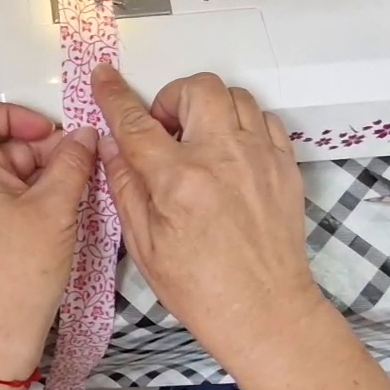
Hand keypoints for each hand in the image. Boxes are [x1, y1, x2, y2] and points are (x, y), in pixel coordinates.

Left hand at [0, 103, 99, 375]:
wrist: (5, 326)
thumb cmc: (22, 264)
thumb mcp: (54, 206)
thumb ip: (71, 162)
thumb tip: (85, 135)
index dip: (14, 115)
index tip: (49, 133)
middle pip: (3, 143)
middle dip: (43, 147)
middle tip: (81, 161)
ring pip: (15, 170)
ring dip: (49, 171)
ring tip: (83, 182)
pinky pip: (18, 194)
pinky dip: (43, 192)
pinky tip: (72, 201)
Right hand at [92, 65, 328, 370]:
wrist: (266, 312)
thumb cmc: (199, 288)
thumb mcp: (144, 245)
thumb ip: (126, 187)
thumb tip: (112, 146)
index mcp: (179, 182)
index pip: (136, 121)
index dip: (114, 94)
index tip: (104, 76)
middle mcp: (223, 159)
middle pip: (198, 88)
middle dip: (172, 97)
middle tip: (163, 129)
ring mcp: (260, 159)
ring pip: (235, 96)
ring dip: (208, 107)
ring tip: (197, 140)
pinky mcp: (285, 167)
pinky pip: (264, 119)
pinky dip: (240, 124)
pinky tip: (228, 153)